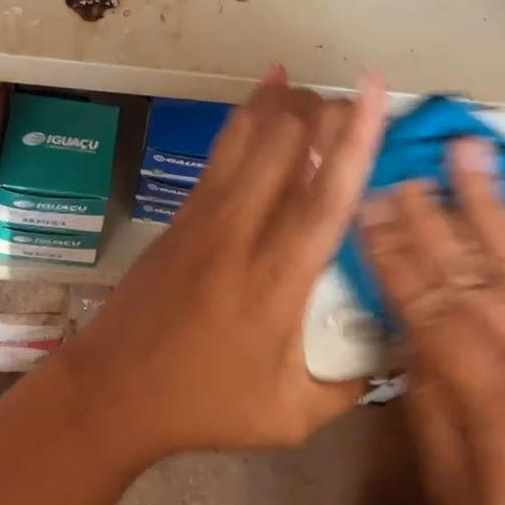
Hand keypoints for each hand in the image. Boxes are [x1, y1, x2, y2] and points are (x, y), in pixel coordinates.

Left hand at [52, 67, 388, 460]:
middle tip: (361, 111)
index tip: (375, 91)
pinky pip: (224, 144)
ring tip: (323, 99)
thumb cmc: (205, 403)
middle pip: (286, 142)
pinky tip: (271, 88)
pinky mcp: (185, 208)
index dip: (356, 140)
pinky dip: (252, 110)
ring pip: (251, 132)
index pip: (326, 196)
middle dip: (328, 112)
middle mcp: (243, 231)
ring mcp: (207, 212)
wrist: (113, 388)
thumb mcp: (290, 416)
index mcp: (278, 281)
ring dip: (291, 105)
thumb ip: (349, 381)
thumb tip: (391, 340)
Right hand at [362, 140, 504, 504]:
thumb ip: (427, 395)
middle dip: (430, 215)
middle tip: (401, 166)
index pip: (430, 304)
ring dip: (489, 201)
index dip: (393, 252)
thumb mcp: (449, 479)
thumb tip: (403, 326)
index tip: (366, 206)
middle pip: (471, 270)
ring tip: (469, 151)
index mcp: (497, 394)